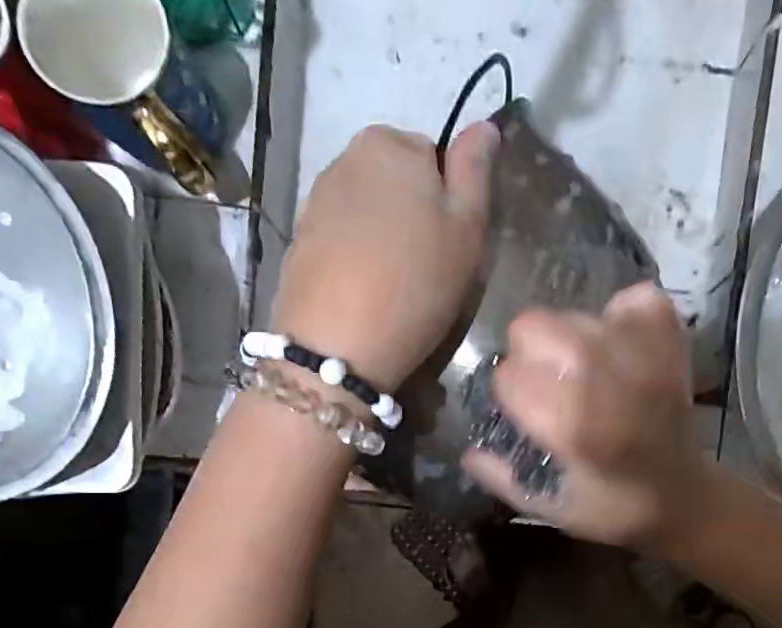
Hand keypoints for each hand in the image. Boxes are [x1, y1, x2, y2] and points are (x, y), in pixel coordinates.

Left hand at [271, 122, 496, 389]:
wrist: (337, 347)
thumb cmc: (416, 284)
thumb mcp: (466, 229)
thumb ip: (475, 172)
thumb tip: (483, 125)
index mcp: (390, 144)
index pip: (433, 156)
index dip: (446, 201)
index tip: (448, 243)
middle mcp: (345, 159)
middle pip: (395, 182)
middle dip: (411, 214)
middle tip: (424, 267)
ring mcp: (315, 201)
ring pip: (367, 211)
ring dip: (382, 237)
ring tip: (391, 285)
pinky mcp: (298, 241)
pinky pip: (341, 239)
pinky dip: (355, 258)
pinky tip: (362, 294)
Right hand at [464, 283, 710, 549]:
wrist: (683, 497)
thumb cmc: (612, 508)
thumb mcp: (547, 507)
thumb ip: (501, 477)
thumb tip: (469, 449)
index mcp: (573, 424)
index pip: (509, 377)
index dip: (508, 395)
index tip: (523, 414)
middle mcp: (604, 379)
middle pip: (533, 325)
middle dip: (527, 354)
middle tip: (545, 382)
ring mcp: (641, 354)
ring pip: (574, 314)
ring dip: (568, 340)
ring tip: (582, 372)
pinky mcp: (669, 341)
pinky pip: (633, 299)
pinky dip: (619, 317)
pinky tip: (615, 346)